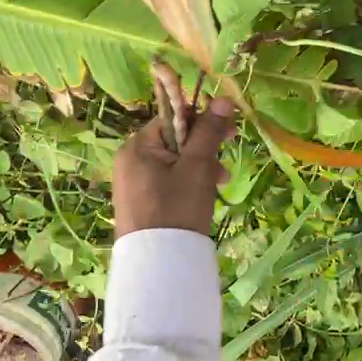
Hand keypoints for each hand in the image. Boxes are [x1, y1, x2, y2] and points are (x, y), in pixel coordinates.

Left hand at [113, 98, 238, 238]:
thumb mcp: (198, 166)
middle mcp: (130, 158)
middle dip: (205, 149)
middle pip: (176, 139)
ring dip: (201, 167)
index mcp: (138, 145)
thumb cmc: (178, 207)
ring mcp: (132, 180)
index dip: (205, 122)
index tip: (231, 134)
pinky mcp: (139, 199)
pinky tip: (203, 195)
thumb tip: (223, 97)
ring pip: (175, 160)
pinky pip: (168, 178)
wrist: (158, 262)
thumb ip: (209, 131)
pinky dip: (188, 181)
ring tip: (219, 184)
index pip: (175, 117)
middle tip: (225, 165)